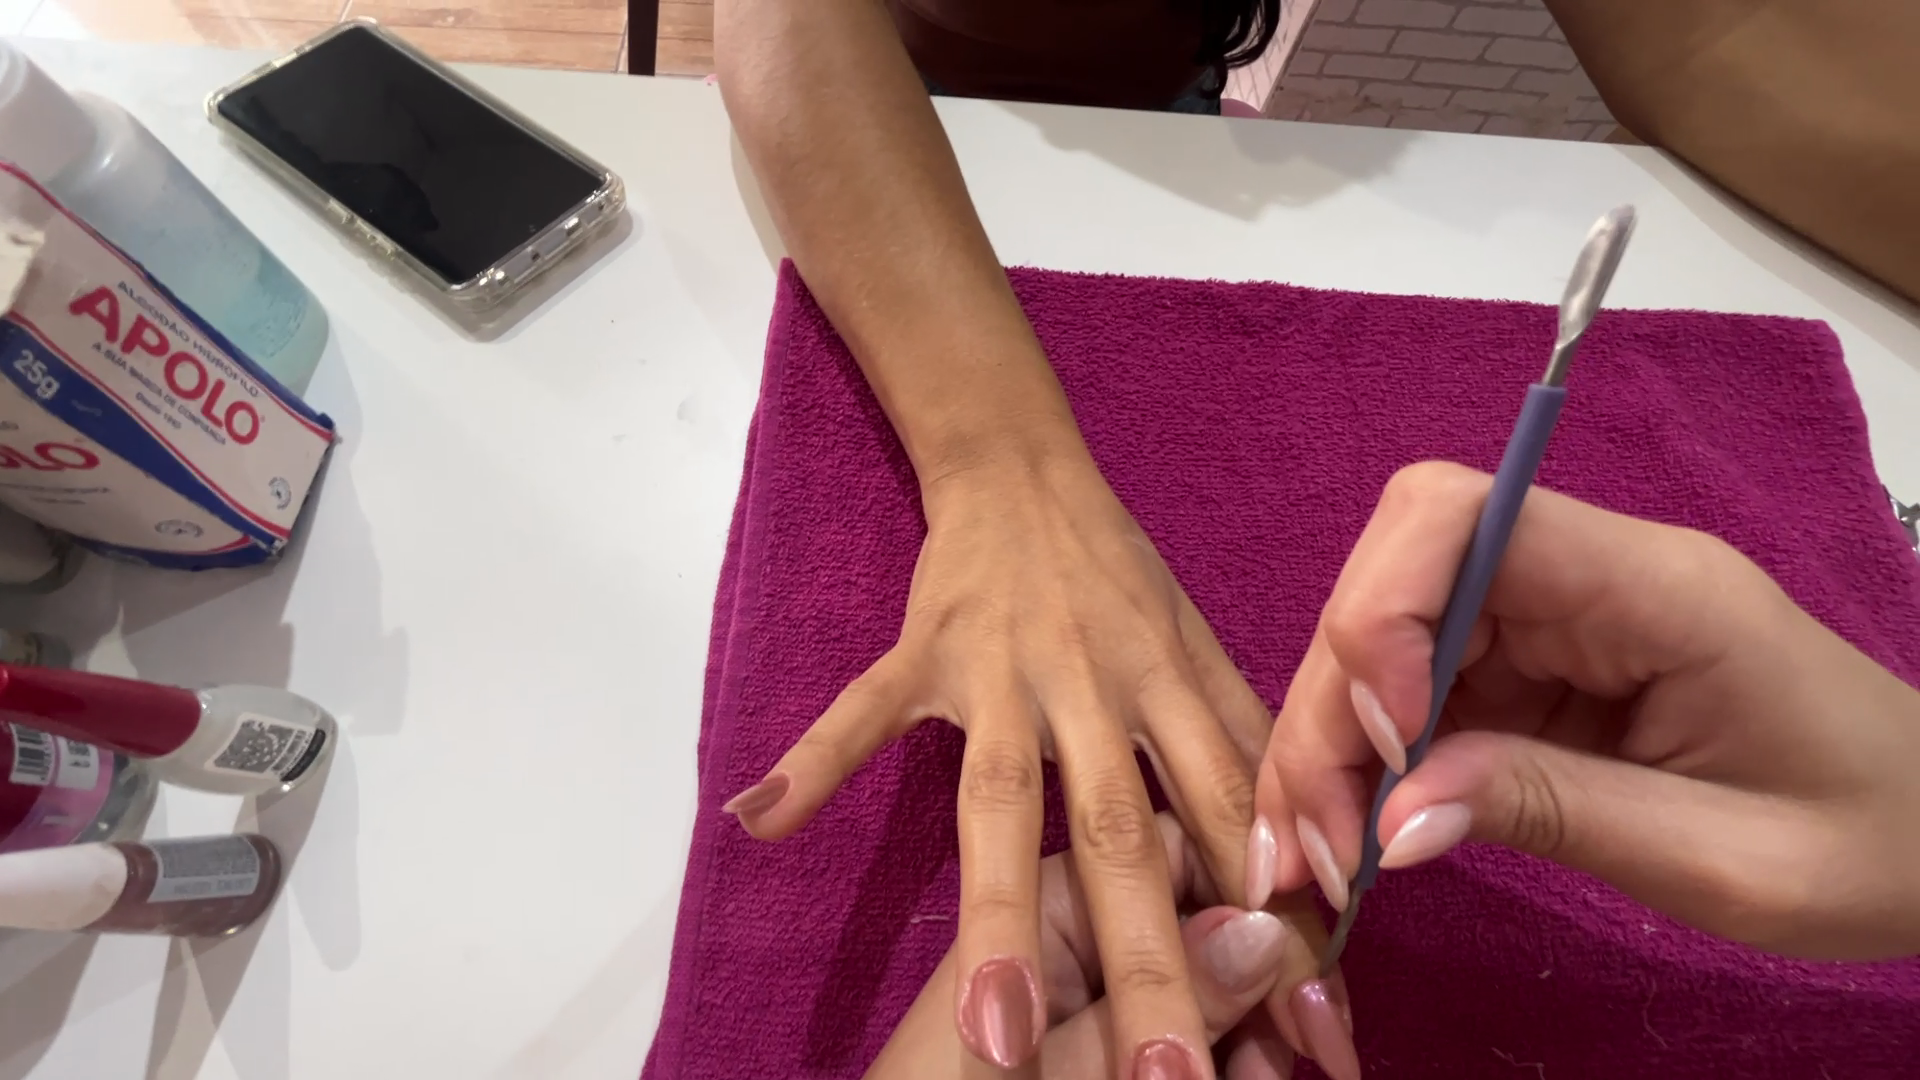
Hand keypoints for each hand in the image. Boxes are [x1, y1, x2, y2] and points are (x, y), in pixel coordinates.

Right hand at [727, 451, 1350, 1074]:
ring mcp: (996, 670)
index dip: (1271, 918)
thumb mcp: (1192, 636)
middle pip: (1119, 830)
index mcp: (1165, 683)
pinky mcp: (921, 651)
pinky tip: (760, 815)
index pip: (1228, 811)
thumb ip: (1237, 730)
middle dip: (1150, 955)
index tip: (1305, 1032)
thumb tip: (1293, 845)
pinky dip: (816, 757)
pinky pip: (864, 709)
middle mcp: (1087, 684)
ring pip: (995, 793)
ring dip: (995, 905)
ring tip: (991, 1033)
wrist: (1024, 475)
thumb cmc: (1116, 568)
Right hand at [1254, 461, 1919, 960]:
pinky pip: (1376, 691)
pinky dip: (1341, 756)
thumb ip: (1554, 813)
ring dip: (1319, 739)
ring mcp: (1510, 620)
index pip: (1453, 515)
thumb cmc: (1886, 842)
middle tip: (1324, 834)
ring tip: (1318, 849)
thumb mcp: (1740, 861)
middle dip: (1331, 707)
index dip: (1385, 606)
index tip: (1390, 734)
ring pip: (1357, 644)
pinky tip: (1339, 824)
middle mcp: (1553, 580)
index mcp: (1642, 581)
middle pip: (1377, 590)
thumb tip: (1388, 822)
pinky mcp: (1483, 666)